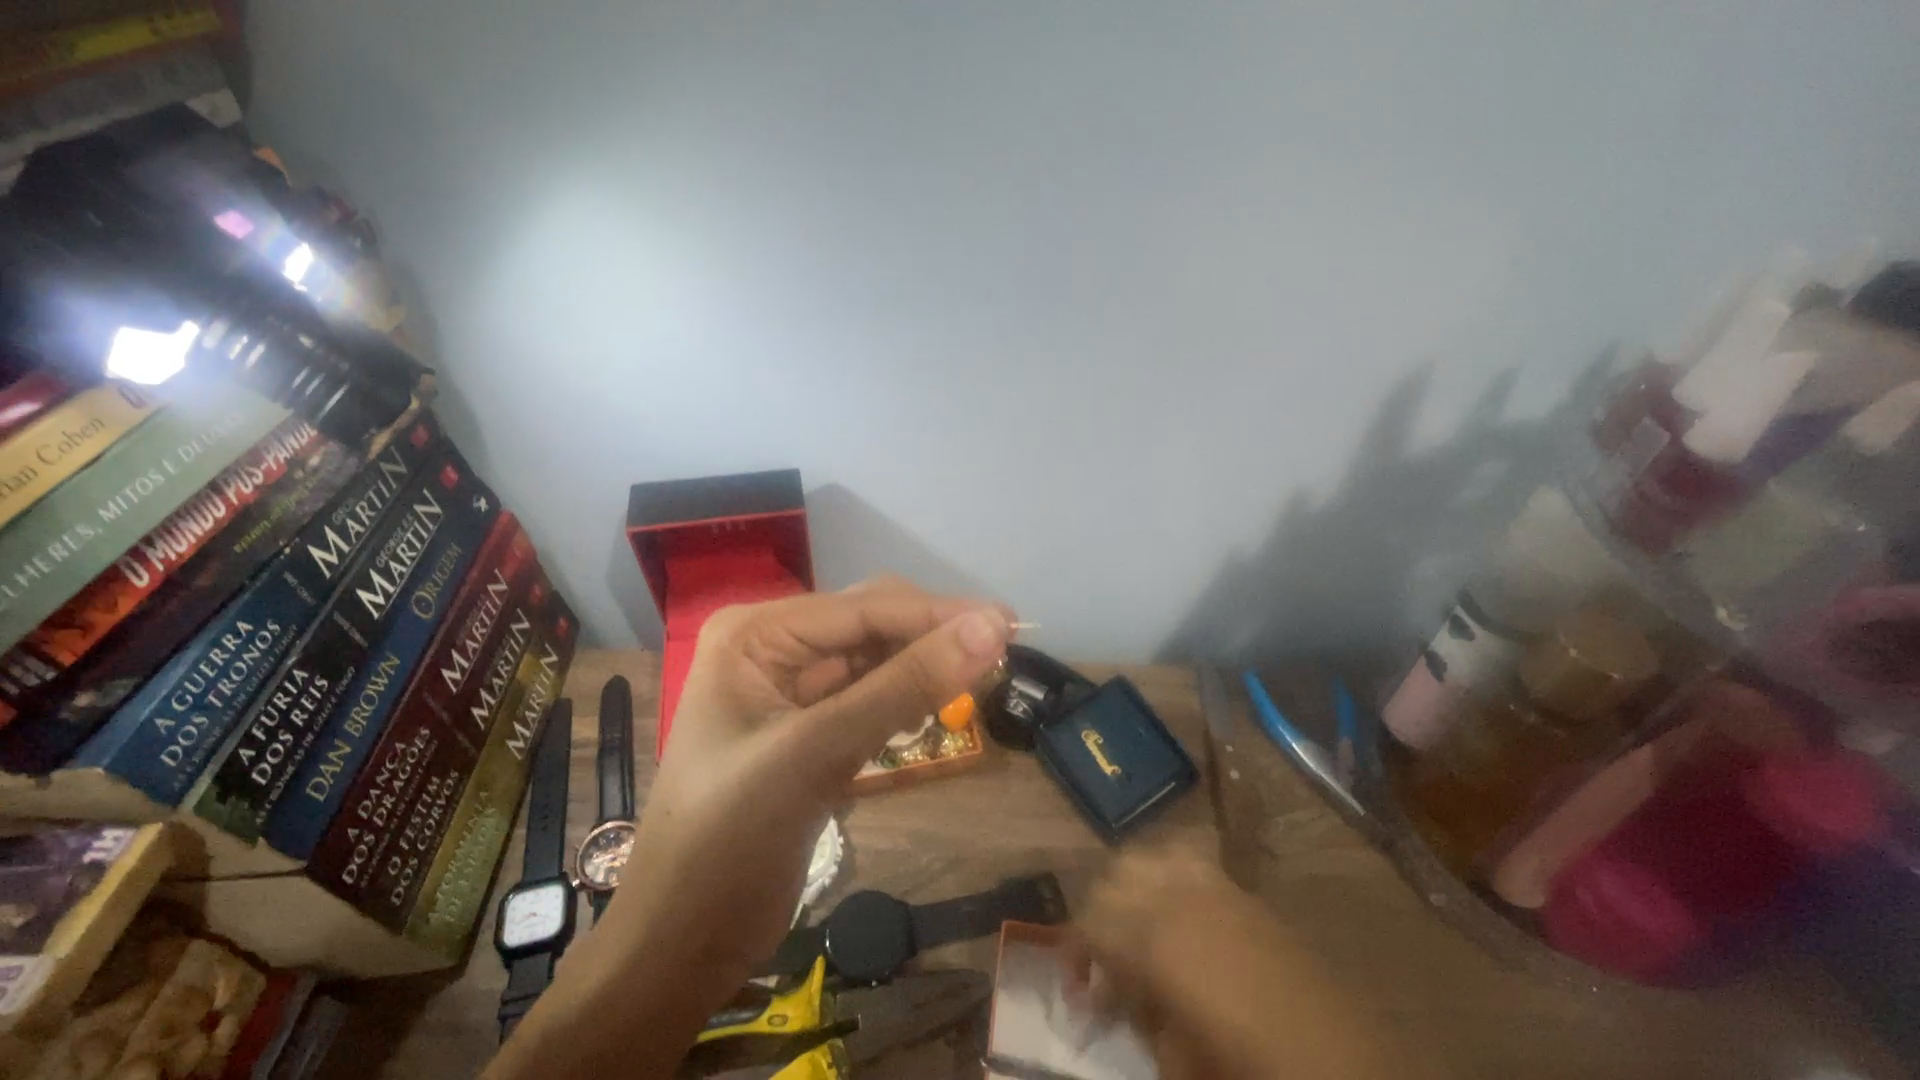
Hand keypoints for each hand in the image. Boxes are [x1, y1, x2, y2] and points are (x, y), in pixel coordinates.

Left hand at [609, 578, 1012, 974]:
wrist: (680, 944)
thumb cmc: (730, 839)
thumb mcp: (815, 753)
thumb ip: (903, 688)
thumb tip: (991, 628)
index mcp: (754, 635)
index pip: (863, 607)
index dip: (938, 614)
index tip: (1012, 625)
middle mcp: (770, 650)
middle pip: (870, 625)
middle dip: (932, 636)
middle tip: (1006, 651)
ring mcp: (788, 695)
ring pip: (875, 663)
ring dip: (925, 668)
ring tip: (987, 675)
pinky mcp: (807, 737)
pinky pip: (869, 702)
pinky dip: (907, 703)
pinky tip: (943, 707)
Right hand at [1069, 848, 1408, 1079]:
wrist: (1345, 1066)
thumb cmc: (1249, 1069)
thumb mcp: (1178, 1062)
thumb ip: (1138, 1016)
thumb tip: (1117, 994)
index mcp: (1153, 941)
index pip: (1088, 926)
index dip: (1074, 957)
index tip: (1080, 994)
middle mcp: (1176, 898)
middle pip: (1111, 880)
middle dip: (1097, 918)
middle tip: (1105, 967)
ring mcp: (1213, 888)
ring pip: (1147, 857)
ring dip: (1129, 888)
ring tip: (1135, 929)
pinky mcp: (1243, 892)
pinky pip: (1188, 862)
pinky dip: (1167, 879)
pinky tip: (1176, 917)